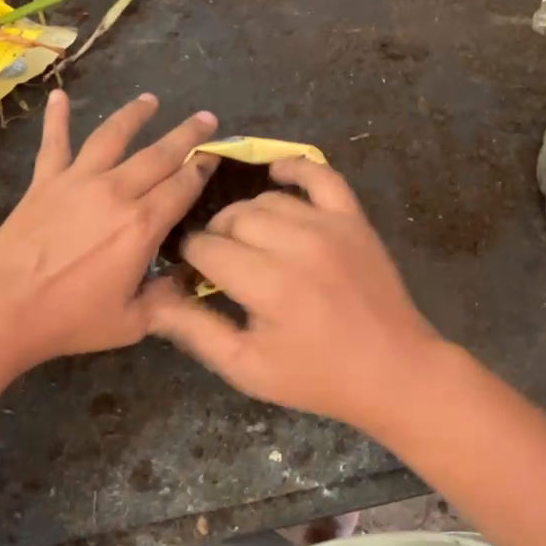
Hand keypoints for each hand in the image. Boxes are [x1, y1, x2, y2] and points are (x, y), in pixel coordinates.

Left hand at [0, 90, 216, 369]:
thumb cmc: (70, 319)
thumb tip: (183, 282)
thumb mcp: (132, 323)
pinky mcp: (44, 182)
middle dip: (187, 134)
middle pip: (159, 154)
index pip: (182, 186)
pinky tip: (59, 96)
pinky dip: (57, 118)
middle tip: (205, 117)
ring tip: (150, 100)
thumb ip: (164, 300)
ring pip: (113, 136)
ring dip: (134, 115)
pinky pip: (54, 143)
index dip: (202, 168)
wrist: (4, 308)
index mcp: (142, 225)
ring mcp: (78, 181)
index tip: (215, 155)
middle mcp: (116, 192)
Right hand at [144, 158, 450, 432]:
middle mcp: (297, 245)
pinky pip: (319, 174)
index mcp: (268, 285)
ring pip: (266, 200)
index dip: (190, 259)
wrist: (394, 371)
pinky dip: (294, 168)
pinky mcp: (353, 219)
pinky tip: (275, 175)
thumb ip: (195, 330)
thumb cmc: (316, 377)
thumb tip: (151, 300)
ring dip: (247, 217)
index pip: (206, 248)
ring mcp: (329, 226)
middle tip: (220, 264)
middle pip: (232, 218)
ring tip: (248, 242)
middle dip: (216, 238)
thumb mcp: (247, 368)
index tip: (191, 275)